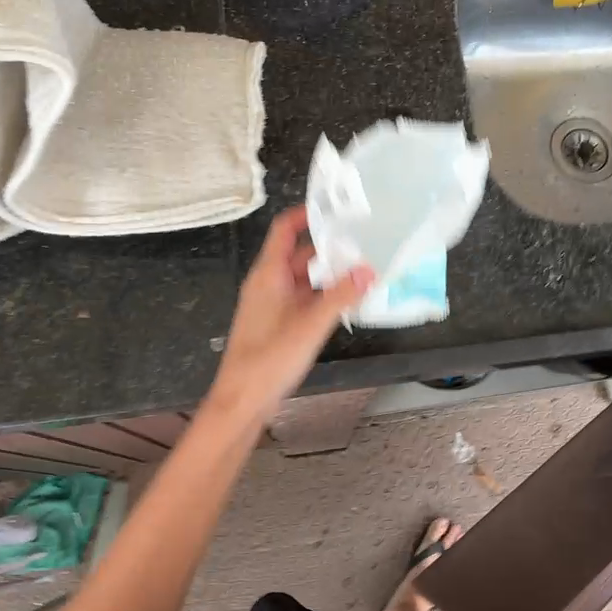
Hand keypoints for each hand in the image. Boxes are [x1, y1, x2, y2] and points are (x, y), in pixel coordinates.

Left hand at [210, 207, 372, 419]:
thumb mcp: (311, 325)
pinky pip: (304, 299)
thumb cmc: (269, 359)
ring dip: (330, 275)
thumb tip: (370, 269)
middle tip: (364, 243)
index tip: (337, 209)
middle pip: (299, 254)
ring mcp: (272, 305)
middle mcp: (268, 284)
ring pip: (304, 279)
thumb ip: (341, 296)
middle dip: (330, 248)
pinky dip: (324, 296)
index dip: (307, 215)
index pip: (285, 229)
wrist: (242, 401)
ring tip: (364, 271)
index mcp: (268, 274)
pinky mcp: (278, 324)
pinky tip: (348, 303)